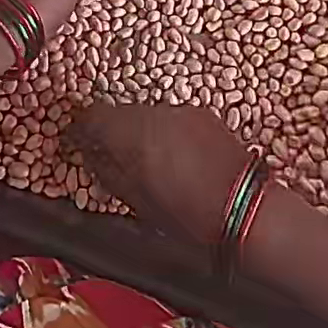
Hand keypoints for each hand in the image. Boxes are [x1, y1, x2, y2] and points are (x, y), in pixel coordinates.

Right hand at [69, 103, 251, 244]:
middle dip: (111, 131)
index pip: (92, 116)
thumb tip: (91, 156)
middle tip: (109, 156)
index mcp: (131, 133)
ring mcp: (180, 111)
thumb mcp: (136, 200)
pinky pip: (170, 118)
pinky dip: (163, 131)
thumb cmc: (188, 215)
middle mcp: (154, 113)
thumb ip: (106, 171)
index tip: (78, 142)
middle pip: (119, 113)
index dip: (81, 129)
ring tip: (145, 161)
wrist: (248, 211)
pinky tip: (172, 157)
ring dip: (138, 131)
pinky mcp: (203, 115)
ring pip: (145, 114)